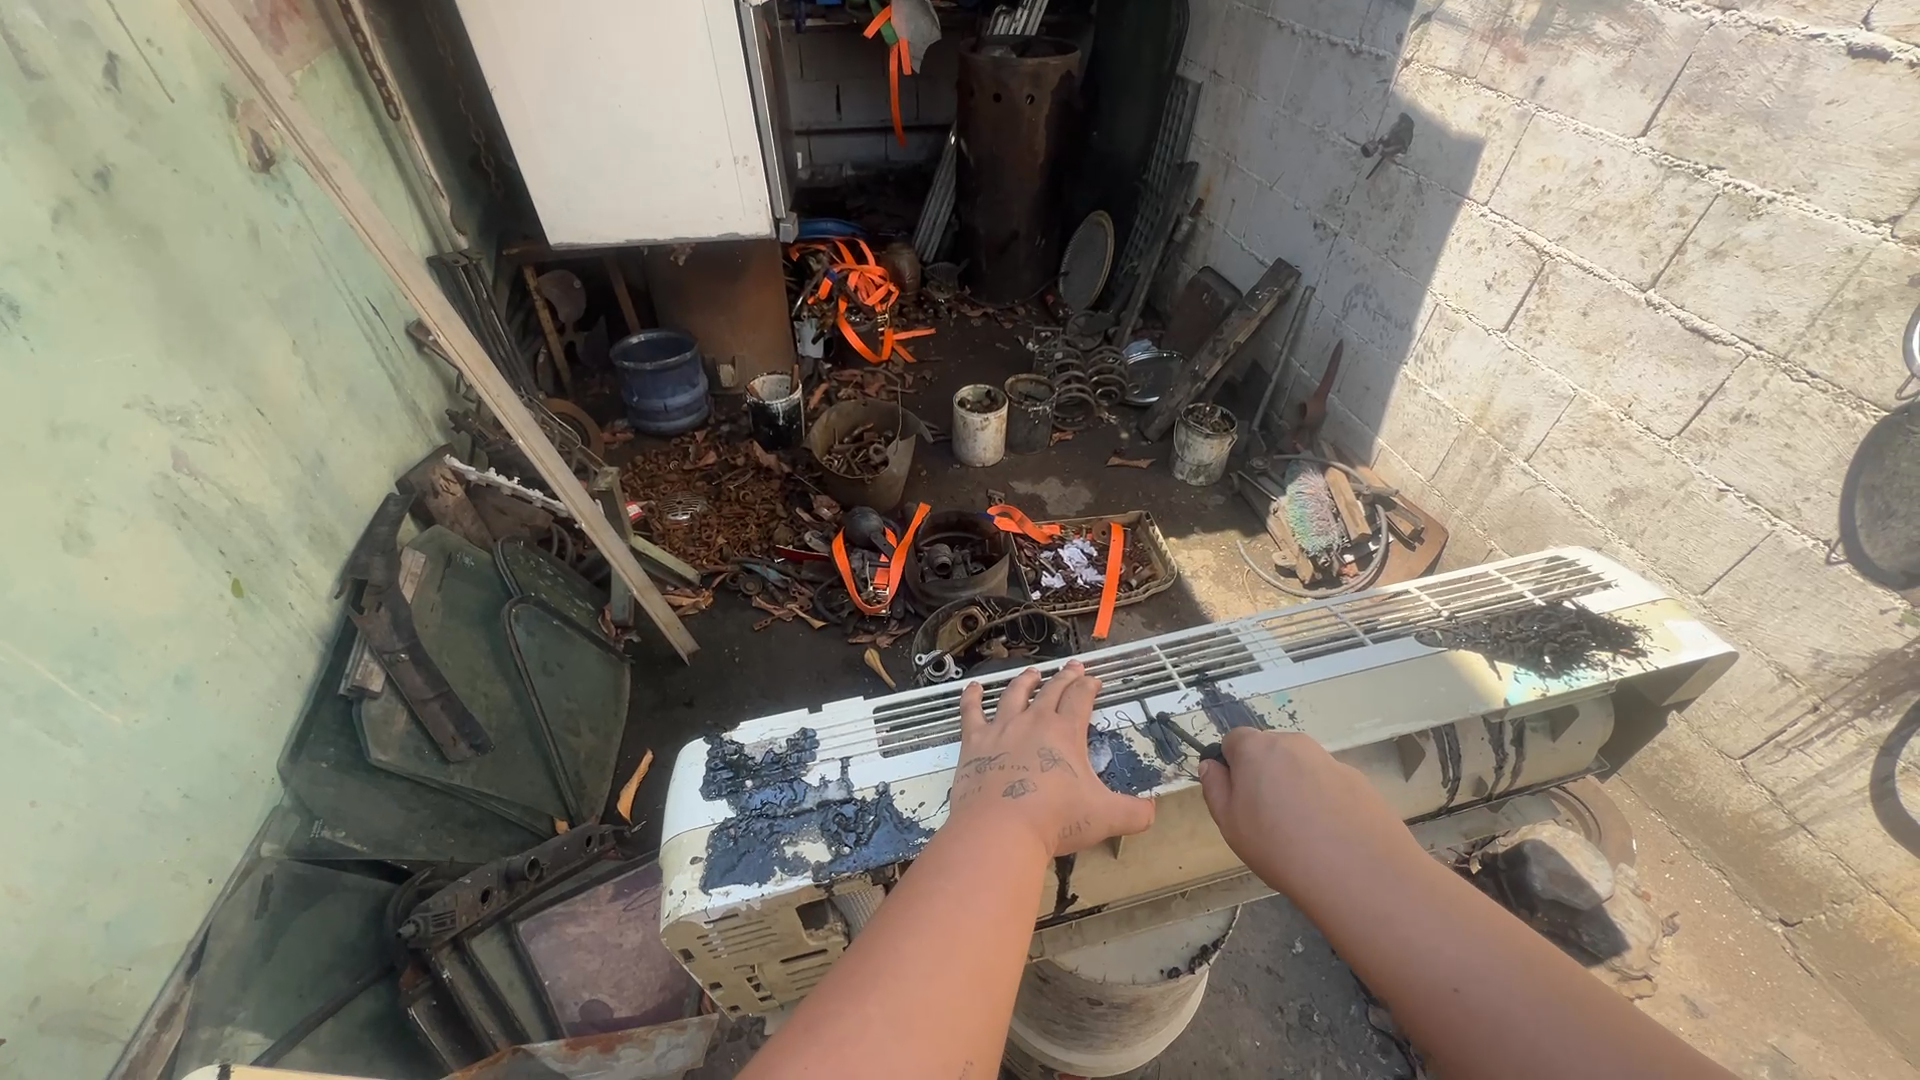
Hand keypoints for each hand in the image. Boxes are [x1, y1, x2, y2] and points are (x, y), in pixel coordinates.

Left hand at [948, 662, 1155, 857]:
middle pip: (1051, 690)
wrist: (1000, 829)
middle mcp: (1033, 721)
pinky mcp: (974, 742)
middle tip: (1073, 667)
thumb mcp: (1106, 817)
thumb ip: (1134, 812)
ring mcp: (1001, 728)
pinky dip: (971, 697)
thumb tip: (1153, 811)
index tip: (1095, 681)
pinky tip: (973, 688)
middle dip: (1065, 677)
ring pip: (1014, 694)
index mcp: (1065, 732)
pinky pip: (971, 712)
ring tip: (1032, 673)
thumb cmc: (1055, 820)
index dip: (1089, 686)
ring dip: (1025, 681)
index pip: (1080, 698)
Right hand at [1198, 728, 1425, 901]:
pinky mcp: (1360, 781)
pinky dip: (1325, 801)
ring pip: (1301, 768)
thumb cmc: (1280, 847)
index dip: (1231, 766)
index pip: (1233, 740)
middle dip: (1264, 774)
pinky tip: (1330, 836)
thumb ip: (1215, 788)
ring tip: (1302, 832)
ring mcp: (1330, 761)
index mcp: (1257, 748)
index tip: (1238, 798)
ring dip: (1295, 787)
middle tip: (1266, 817)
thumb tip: (1212, 765)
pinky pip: (1329, 784)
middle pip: (1270, 751)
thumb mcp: (1230, 824)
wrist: (1360, 874)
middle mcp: (1294, 744)